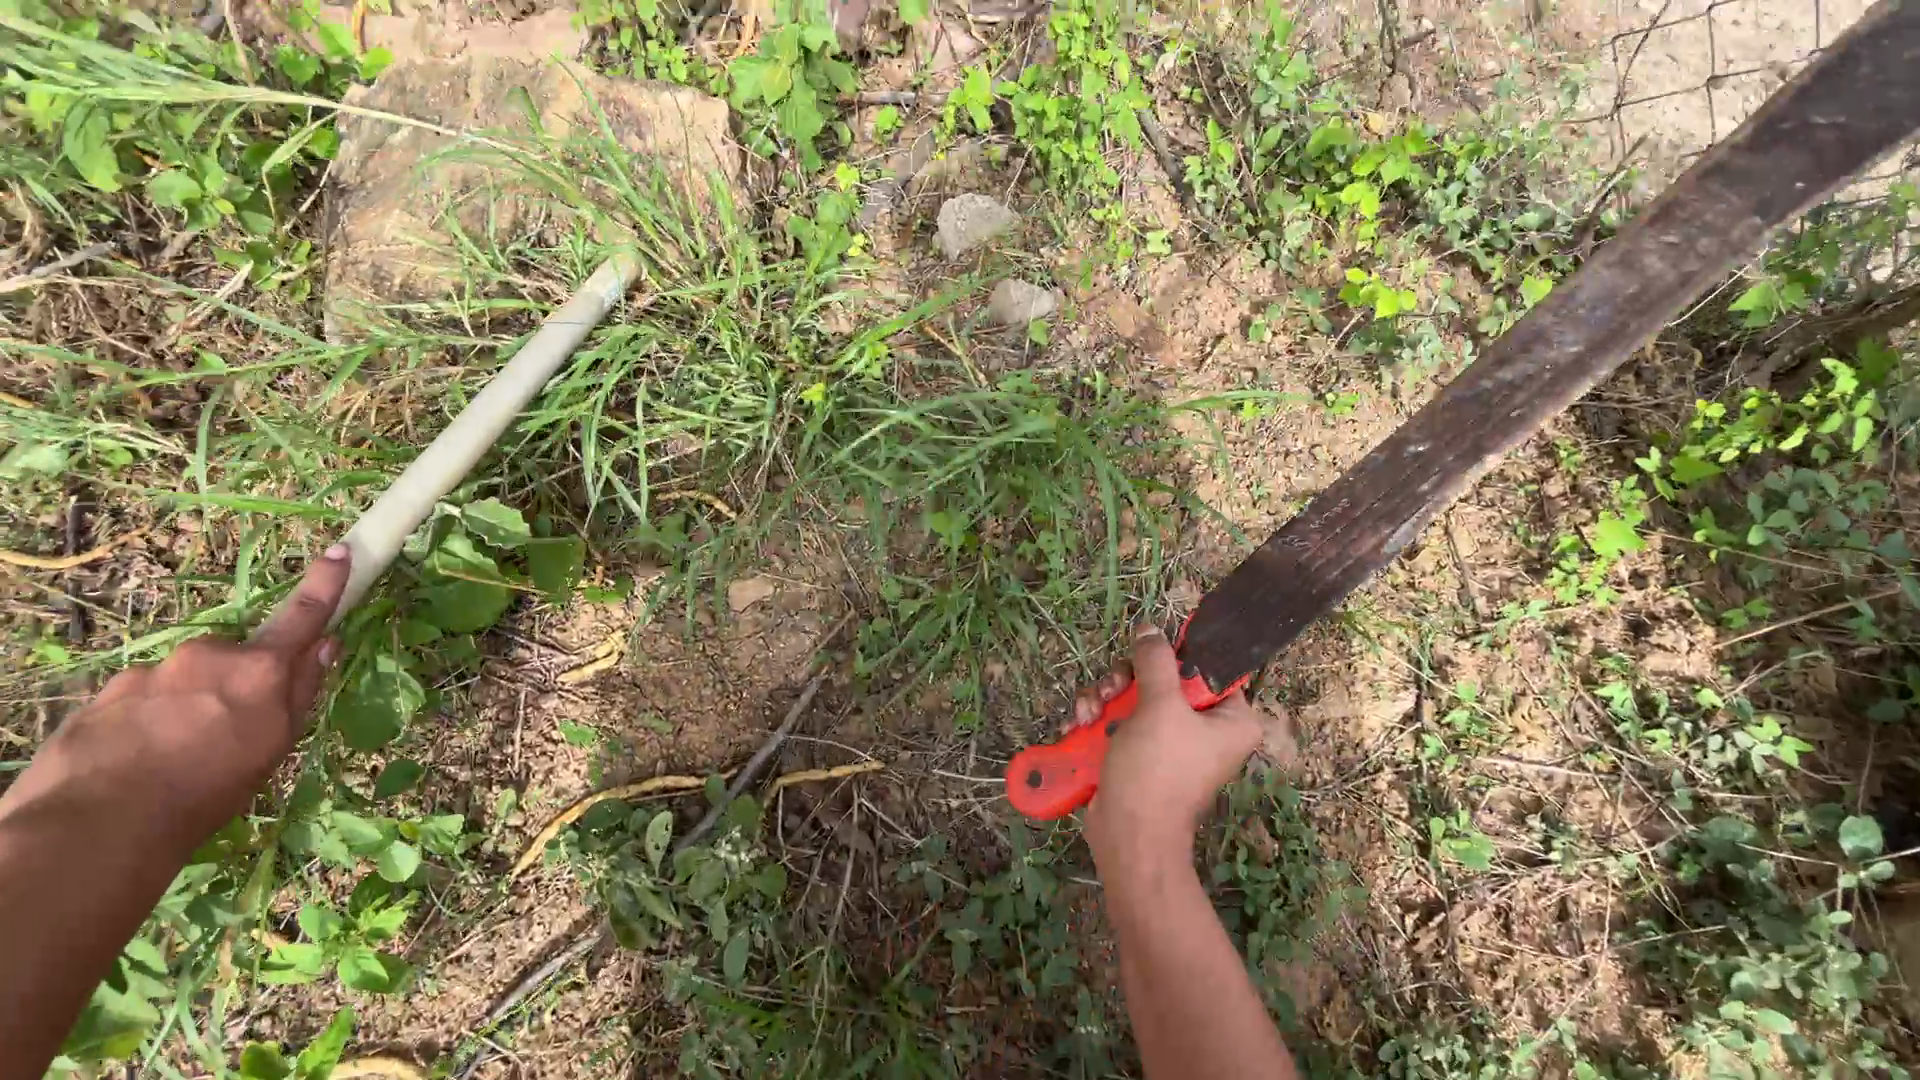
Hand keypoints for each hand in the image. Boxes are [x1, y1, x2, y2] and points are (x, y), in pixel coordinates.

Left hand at [28, 545, 351, 847]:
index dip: (326, 582)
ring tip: (177, 756)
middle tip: (231, 731)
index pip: (304, 615)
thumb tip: (325, 645)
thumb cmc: (210, 787)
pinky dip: (147, 721)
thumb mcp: (277, 743)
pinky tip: (140, 759)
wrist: (96, 825)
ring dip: (189, 706)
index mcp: (259, 668)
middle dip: (237, 682)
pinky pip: (140, 699)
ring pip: (184, 681)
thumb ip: (302, 689)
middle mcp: (207, 656)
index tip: (339, 551)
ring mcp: (150, 672)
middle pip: (234, 658)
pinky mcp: (103, 694)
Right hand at [1068, 623, 1267, 873]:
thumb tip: (1150, 627)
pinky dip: (1098, 719)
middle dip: (1126, 682)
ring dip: (1105, 699)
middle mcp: (1205, 730)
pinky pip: (1119, 720)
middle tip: (1112, 691)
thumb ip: (1155, 661)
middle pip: (1162, 679)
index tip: (1147, 654)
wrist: (1128, 835)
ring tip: (1089, 715)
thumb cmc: (1157, 770)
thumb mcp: (1159, 706)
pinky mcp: (1139, 755)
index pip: (1208, 669)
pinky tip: (1080, 725)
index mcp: (1232, 720)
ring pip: (1134, 697)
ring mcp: (1169, 743)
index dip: (1175, 656)